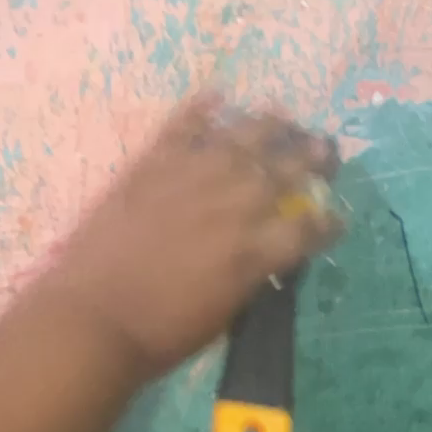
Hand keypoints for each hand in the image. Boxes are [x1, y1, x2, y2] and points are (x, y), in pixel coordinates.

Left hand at [39, 93, 342, 377]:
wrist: (93, 321)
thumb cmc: (161, 335)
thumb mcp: (224, 317)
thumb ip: (250, 278)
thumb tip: (265, 256)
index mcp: (252, 254)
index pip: (307, 229)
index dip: (328, 222)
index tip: (338, 217)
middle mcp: (231, 208)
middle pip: (282, 172)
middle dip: (311, 158)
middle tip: (326, 148)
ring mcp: (189, 181)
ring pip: (239, 139)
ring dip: (267, 124)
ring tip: (283, 113)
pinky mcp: (150, 168)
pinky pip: (181, 128)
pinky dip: (199, 109)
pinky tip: (217, 95)